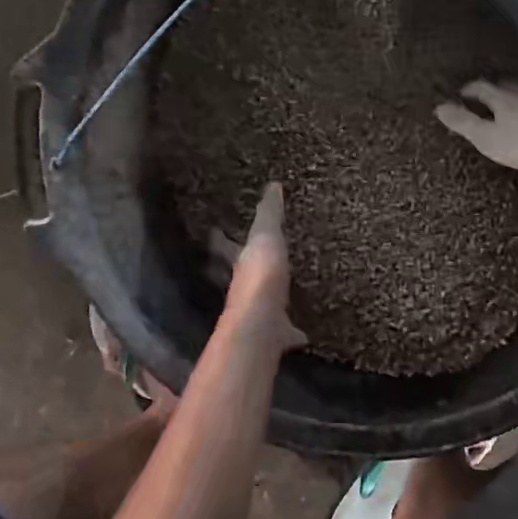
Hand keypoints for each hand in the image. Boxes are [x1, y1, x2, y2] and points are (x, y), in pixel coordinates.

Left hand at [217, 183, 306, 352]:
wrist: (262, 327)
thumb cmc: (261, 278)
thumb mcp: (266, 238)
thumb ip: (270, 214)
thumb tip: (273, 185)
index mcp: (240, 264)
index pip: (224, 247)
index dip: (219, 240)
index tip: (213, 231)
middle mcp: (244, 289)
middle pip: (240, 277)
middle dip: (243, 272)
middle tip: (252, 264)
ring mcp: (258, 314)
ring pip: (262, 303)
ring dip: (268, 300)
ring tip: (282, 295)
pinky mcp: (275, 334)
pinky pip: (286, 330)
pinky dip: (293, 331)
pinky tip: (304, 332)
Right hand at [435, 81, 517, 177]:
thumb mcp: (486, 138)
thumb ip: (463, 122)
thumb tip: (439, 107)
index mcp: (502, 95)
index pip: (480, 86)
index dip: (469, 90)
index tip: (461, 95)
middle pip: (503, 86)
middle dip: (490, 92)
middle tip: (481, 102)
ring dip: (510, 100)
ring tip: (503, 111)